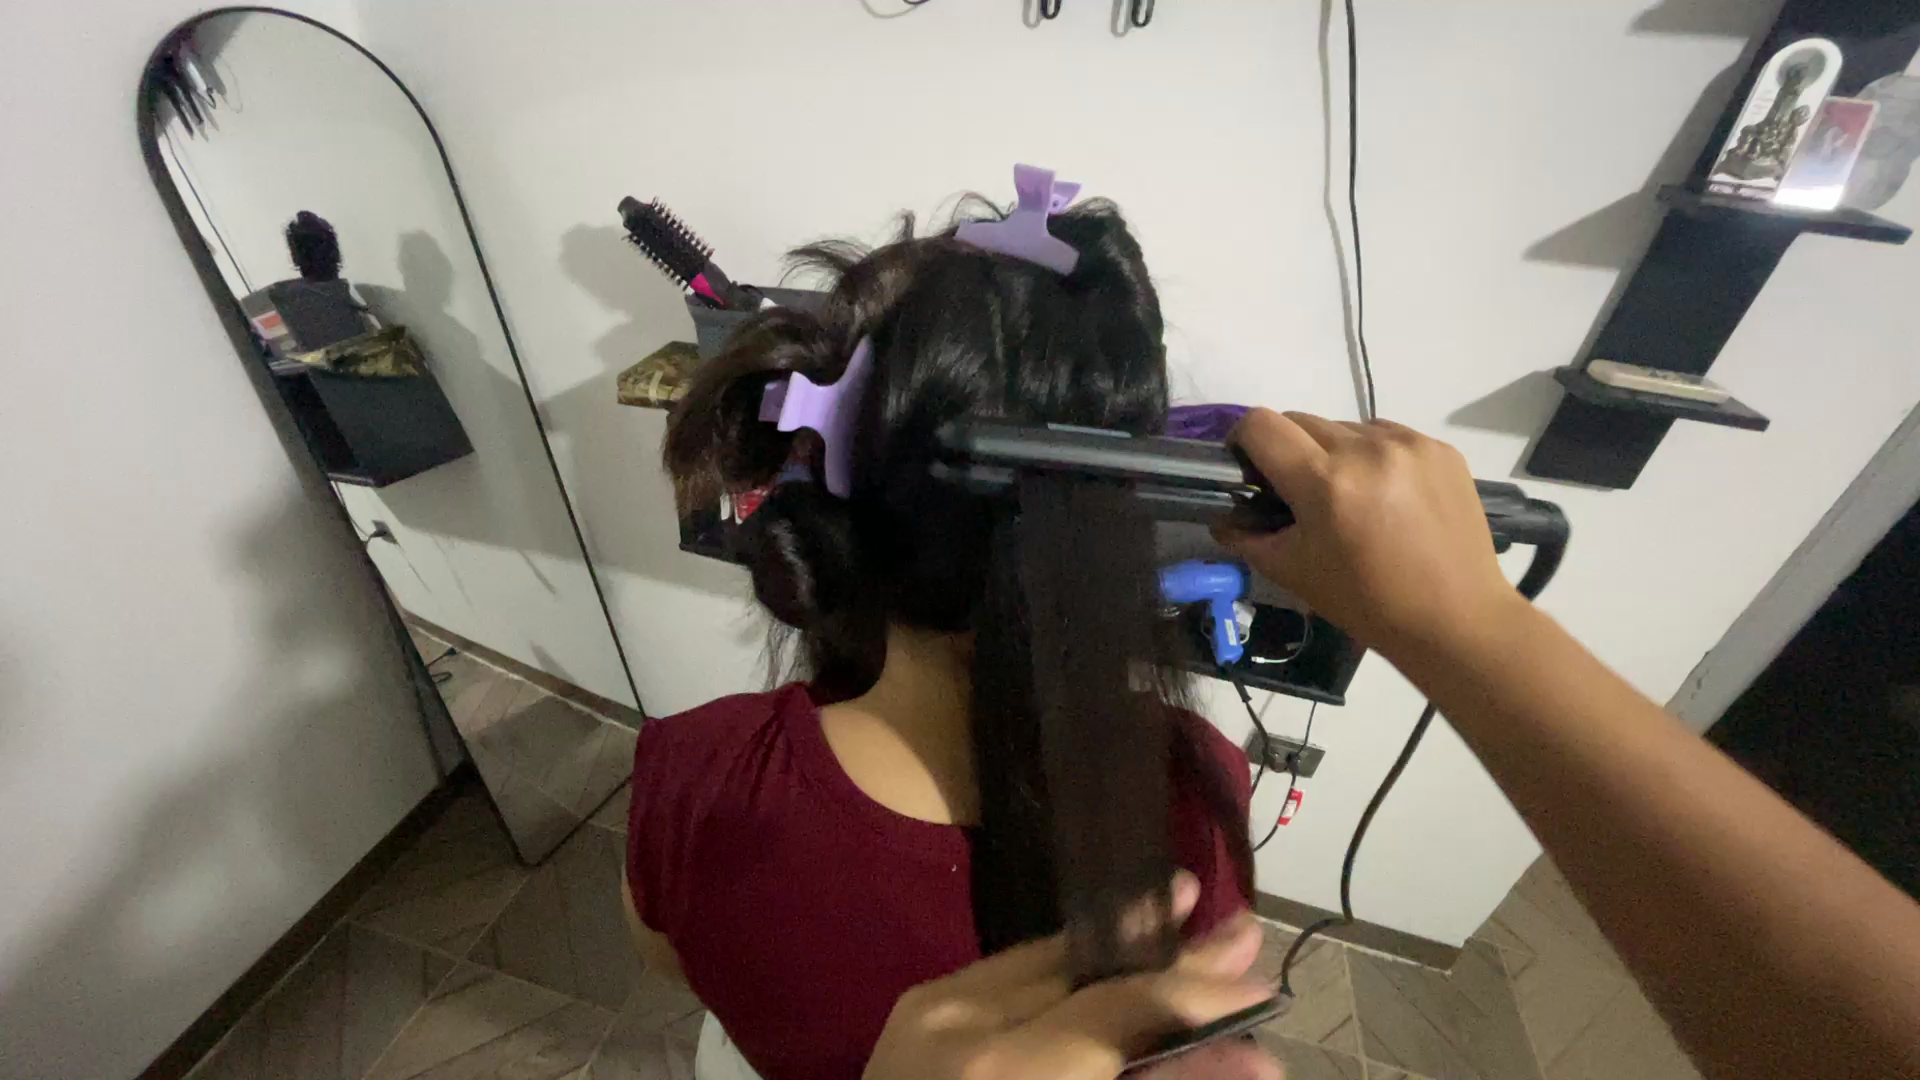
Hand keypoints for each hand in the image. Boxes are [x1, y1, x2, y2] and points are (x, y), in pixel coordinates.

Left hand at [863, 873, 1280, 1079]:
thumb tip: (1244, 1060)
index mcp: (1005, 1071)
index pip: (1118, 1011)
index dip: (1194, 996)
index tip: (1255, 984)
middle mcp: (962, 1016)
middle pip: (1088, 970)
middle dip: (1169, 955)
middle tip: (1238, 929)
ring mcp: (935, 1001)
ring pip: (1046, 955)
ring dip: (1120, 940)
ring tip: (1180, 906)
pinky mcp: (923, 999)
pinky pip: (1011, 969)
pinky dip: (1066, 960)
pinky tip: (1108, 944)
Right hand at [1216, 410, 1524, 655]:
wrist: (1455, 619)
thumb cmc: (1363, 601)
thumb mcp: (1289, 571)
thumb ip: (1244, 536)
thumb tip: (1222, 516)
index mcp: (1324, 481)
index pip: (1262, 425)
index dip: (1243, 439)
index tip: (1247, 466)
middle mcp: (1366, 449)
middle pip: (1300, 420)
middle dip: (1287, 450)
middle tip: (1295, 492)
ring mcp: (1409, 444)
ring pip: (1343, 426)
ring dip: (1331, 451)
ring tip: (1346, 495)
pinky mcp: (1441, 449)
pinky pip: (1385, 435)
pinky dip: (1371, 456)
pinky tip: (1383, 495)